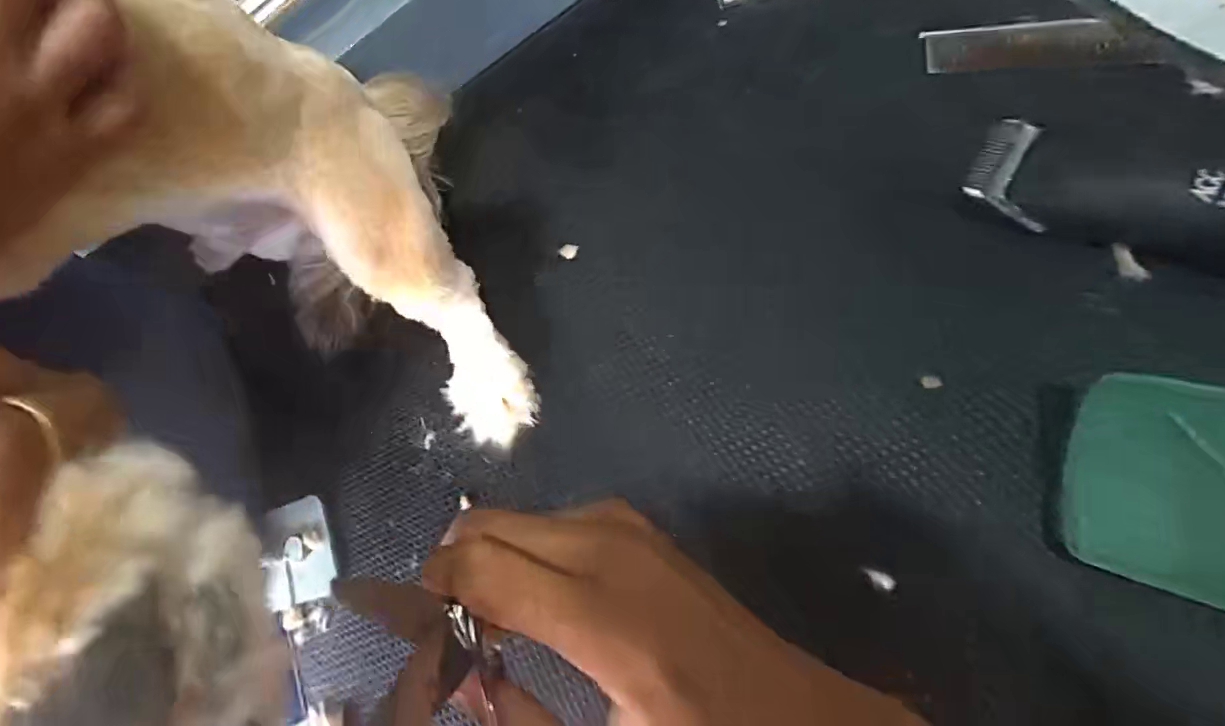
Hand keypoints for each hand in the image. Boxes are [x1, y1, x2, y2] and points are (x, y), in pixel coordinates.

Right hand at [422, 501, 925, 725]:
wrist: (808, 721)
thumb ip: (522, 720)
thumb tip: (460, 678)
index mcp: (604, 619)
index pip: (480, 568)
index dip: (432, 594)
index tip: (416, 631)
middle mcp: (603, 546)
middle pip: (482, 527)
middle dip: (449, 571)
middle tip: (450, 631)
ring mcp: (617, 523)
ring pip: (508, 519)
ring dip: (483, 562)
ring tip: (492, 625)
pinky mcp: (626, 519)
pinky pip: (542, 522)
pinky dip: (518, 553)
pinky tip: (535, 604)